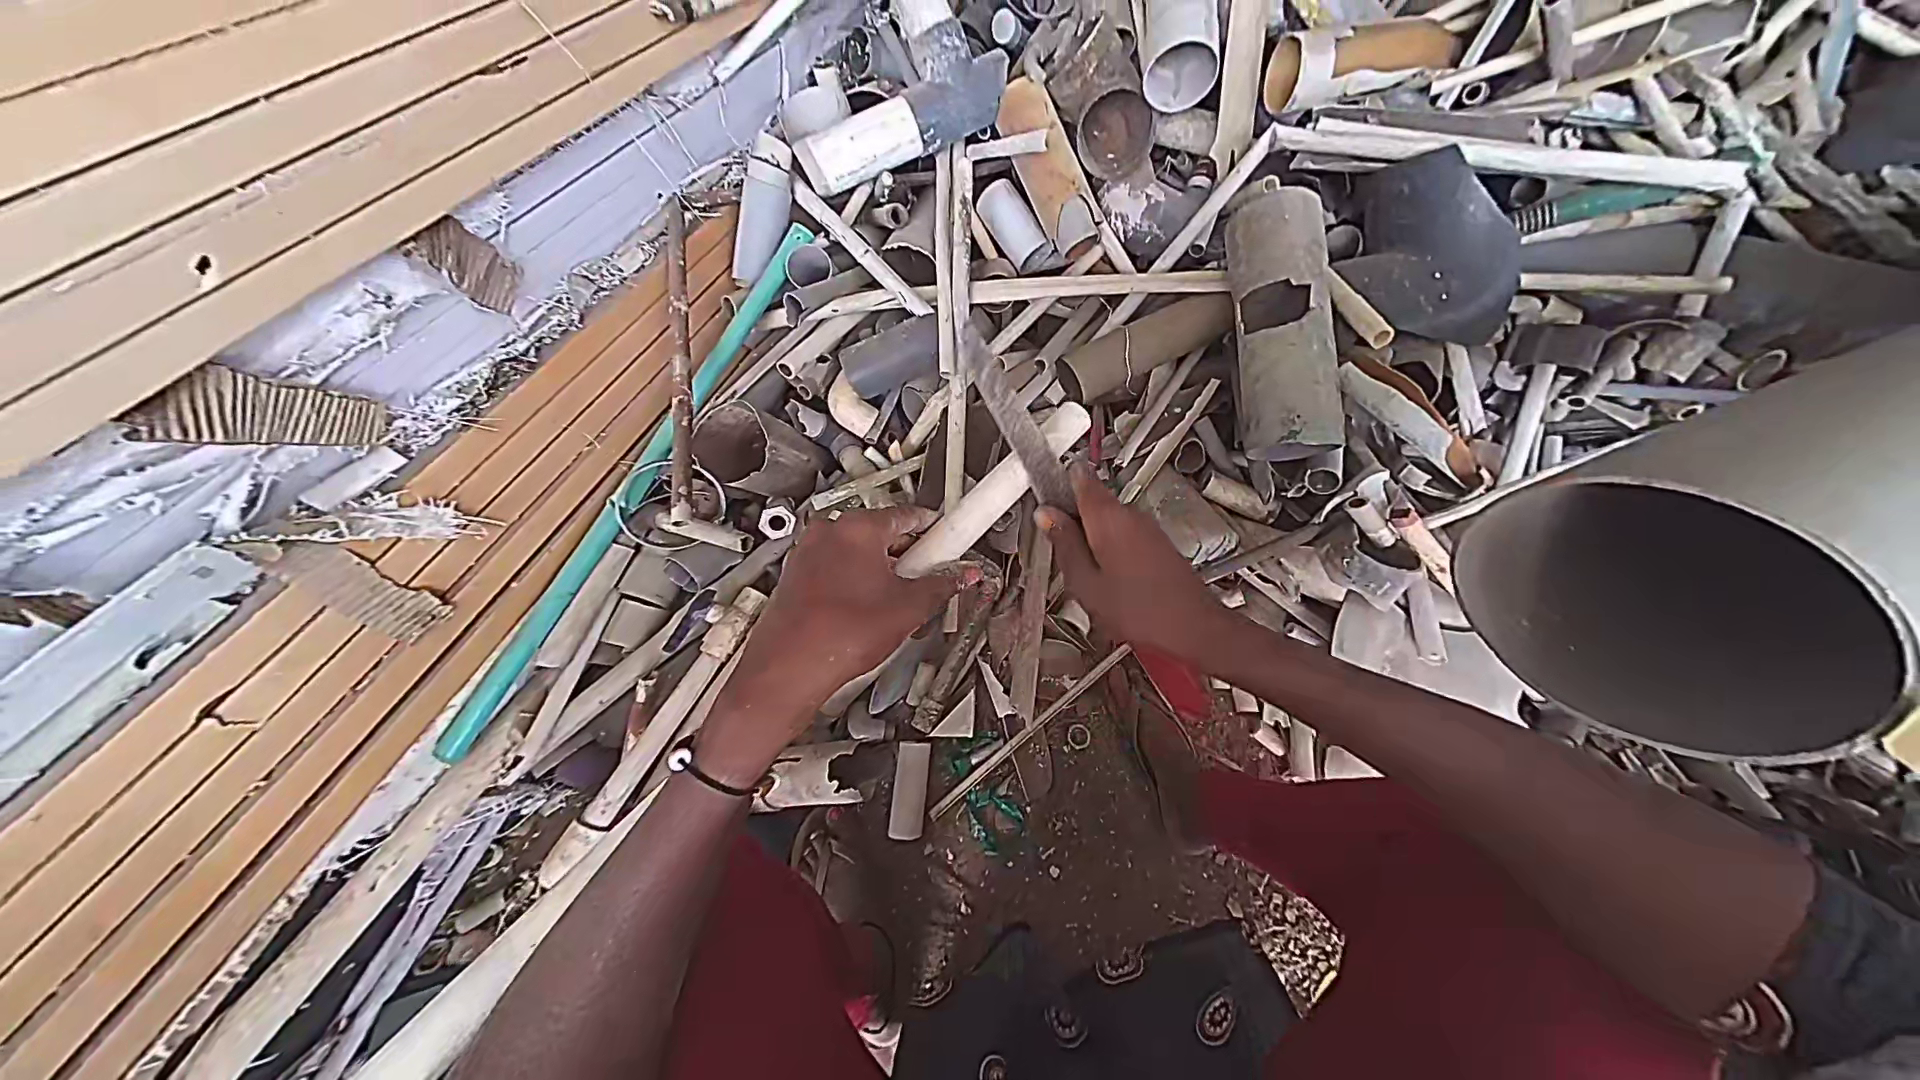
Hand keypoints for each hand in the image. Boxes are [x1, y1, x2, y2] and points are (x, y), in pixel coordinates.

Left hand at [696, 506, 971, 785]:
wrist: (789, 669)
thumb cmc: (834, 637)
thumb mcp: (907, 608)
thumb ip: (941, 585)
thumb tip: (959, 576)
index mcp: (857, 527)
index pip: (909, 514)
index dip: (936, 528)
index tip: (949, 538)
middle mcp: (829, 532)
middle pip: (884, 532)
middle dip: (911, 554)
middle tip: (930, 577)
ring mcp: (809, 553)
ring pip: (860, 552)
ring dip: (884, 570)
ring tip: (898, 603)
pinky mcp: (799, 575)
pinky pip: (839, 568)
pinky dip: (859, 581)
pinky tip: (869, 611)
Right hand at [1039, 464, 1236, 666]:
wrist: (1193, 628)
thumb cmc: (1141, 610)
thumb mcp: (1085, 582)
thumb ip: (1063, 544)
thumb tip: (1046, 516)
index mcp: (1107, 517)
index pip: (1078, 478)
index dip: (1057, 486)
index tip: (1044, 504)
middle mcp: (1129, 514)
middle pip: (1092, 501)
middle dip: (1072, 521)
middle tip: (1060, 552)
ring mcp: (1146, 527)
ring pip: (1106, 520)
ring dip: (1091, 538)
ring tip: (1086, 574)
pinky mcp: (1156, 542)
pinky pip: (1123, 534)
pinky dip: (1109, 549)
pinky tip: (1109, 580)